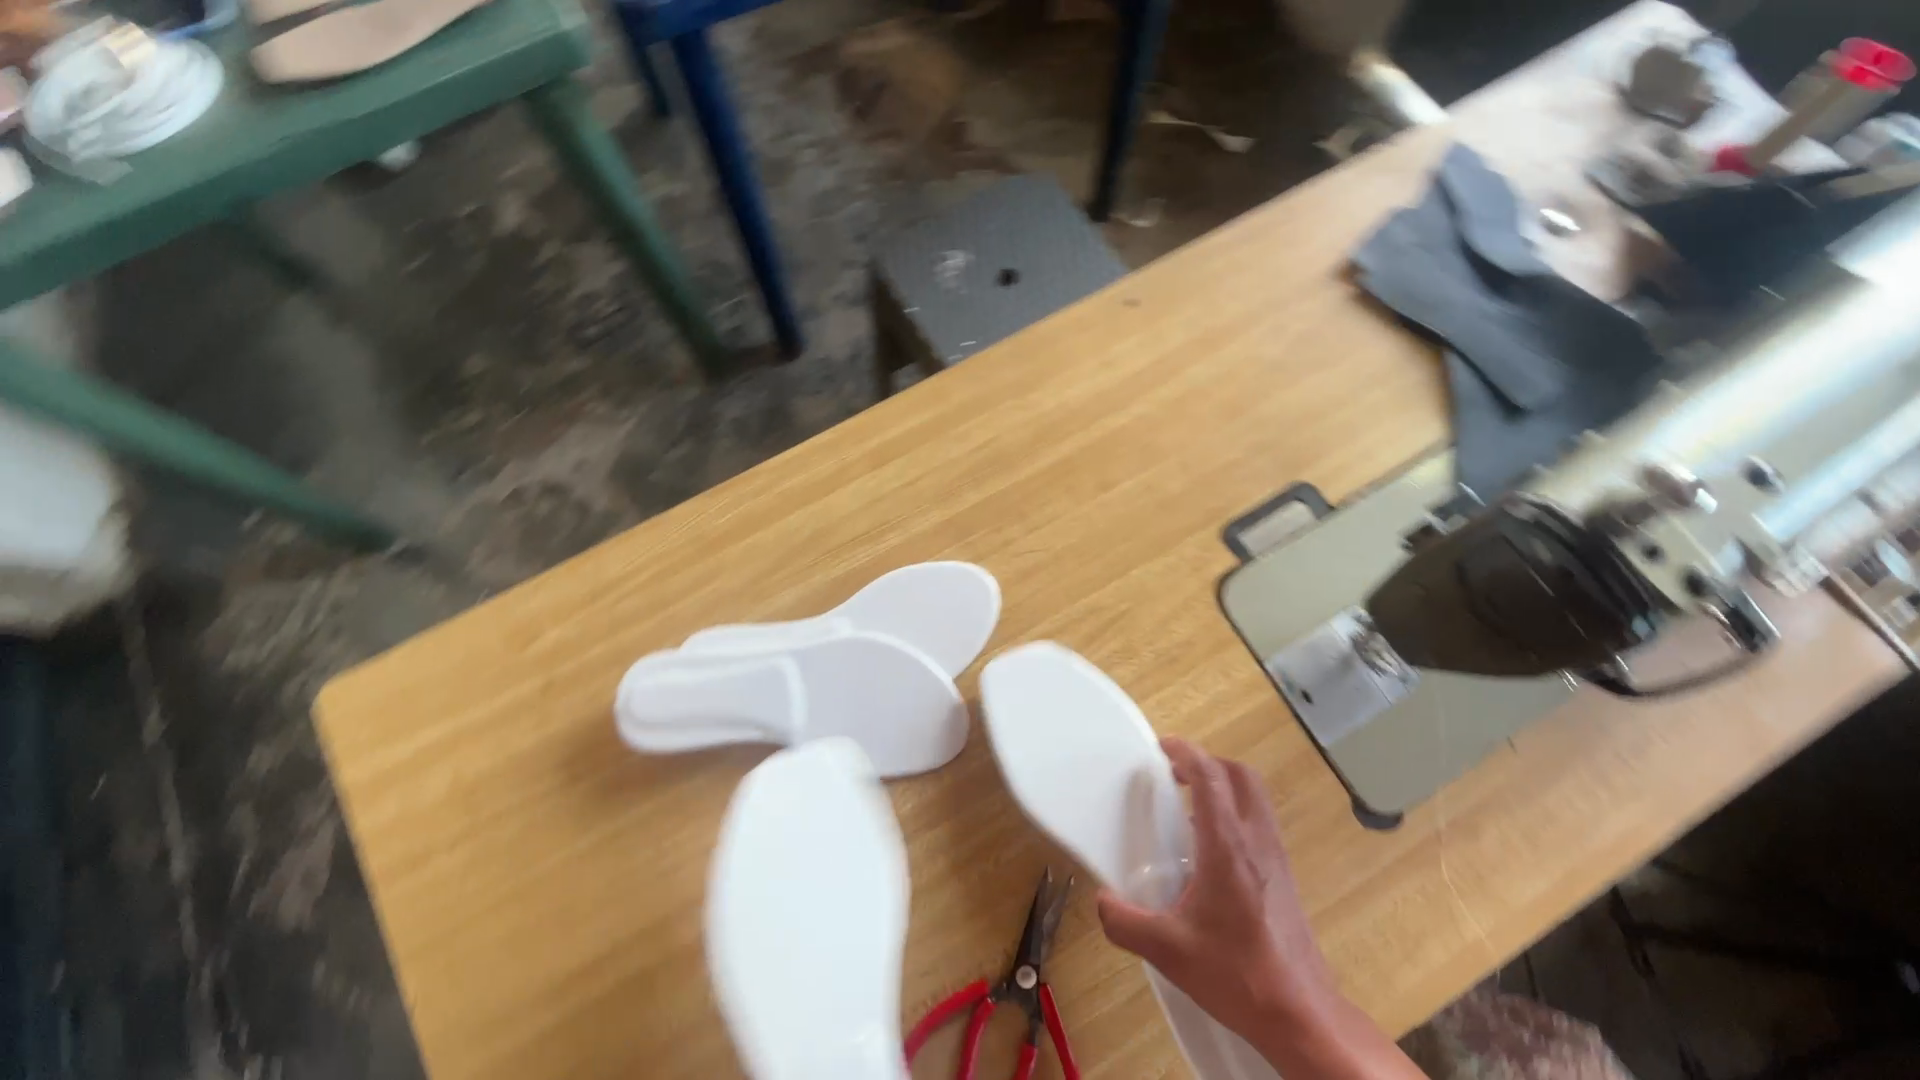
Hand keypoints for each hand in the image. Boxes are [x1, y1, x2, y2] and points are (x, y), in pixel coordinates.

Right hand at [1094, 738, 1338, 1041]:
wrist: (1300, 1013)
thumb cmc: (1236, 973)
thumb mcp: (1167, 949)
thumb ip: (1124, 922)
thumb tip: (1102, 901)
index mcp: (1227, 846)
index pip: (1210, 776)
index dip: (1185, 752)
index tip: (1161, 747)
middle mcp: (1257, 841)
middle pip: (1240, 776)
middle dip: (1207, 764)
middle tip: (1175, 775)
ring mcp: (1277, 858)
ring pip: (1255, 798)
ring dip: (1224, 788)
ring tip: (1188, 809)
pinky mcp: (1286, 878)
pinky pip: (1260, 825)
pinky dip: (1236, 816)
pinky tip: (1210, 852)